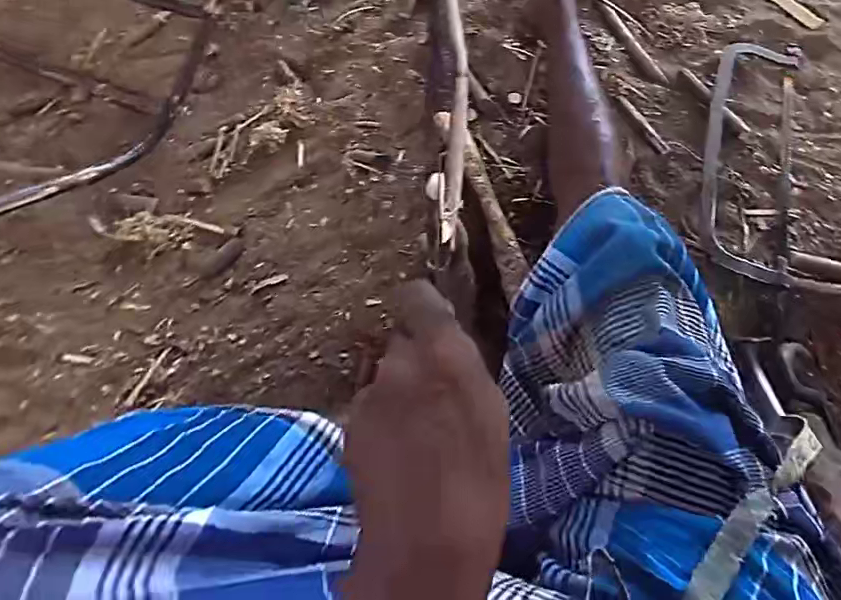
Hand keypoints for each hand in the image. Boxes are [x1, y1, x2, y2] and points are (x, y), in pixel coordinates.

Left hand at [342, 281, 509, 599]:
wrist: (425, 545)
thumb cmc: (478, 477)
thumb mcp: (491, 408)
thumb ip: (463, 362)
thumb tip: (447, 337)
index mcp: (442, 349)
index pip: (417, 295)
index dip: (422, 307)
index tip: (431, 324)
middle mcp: (399, 358)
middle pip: (400, 339)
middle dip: (413, 356)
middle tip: (430, 392)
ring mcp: (370, 388)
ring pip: (383, 372)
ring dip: (395, 387)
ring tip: (413, 429)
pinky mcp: (349, 418)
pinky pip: (367, 402)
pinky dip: (379, 416)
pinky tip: (393, 449)